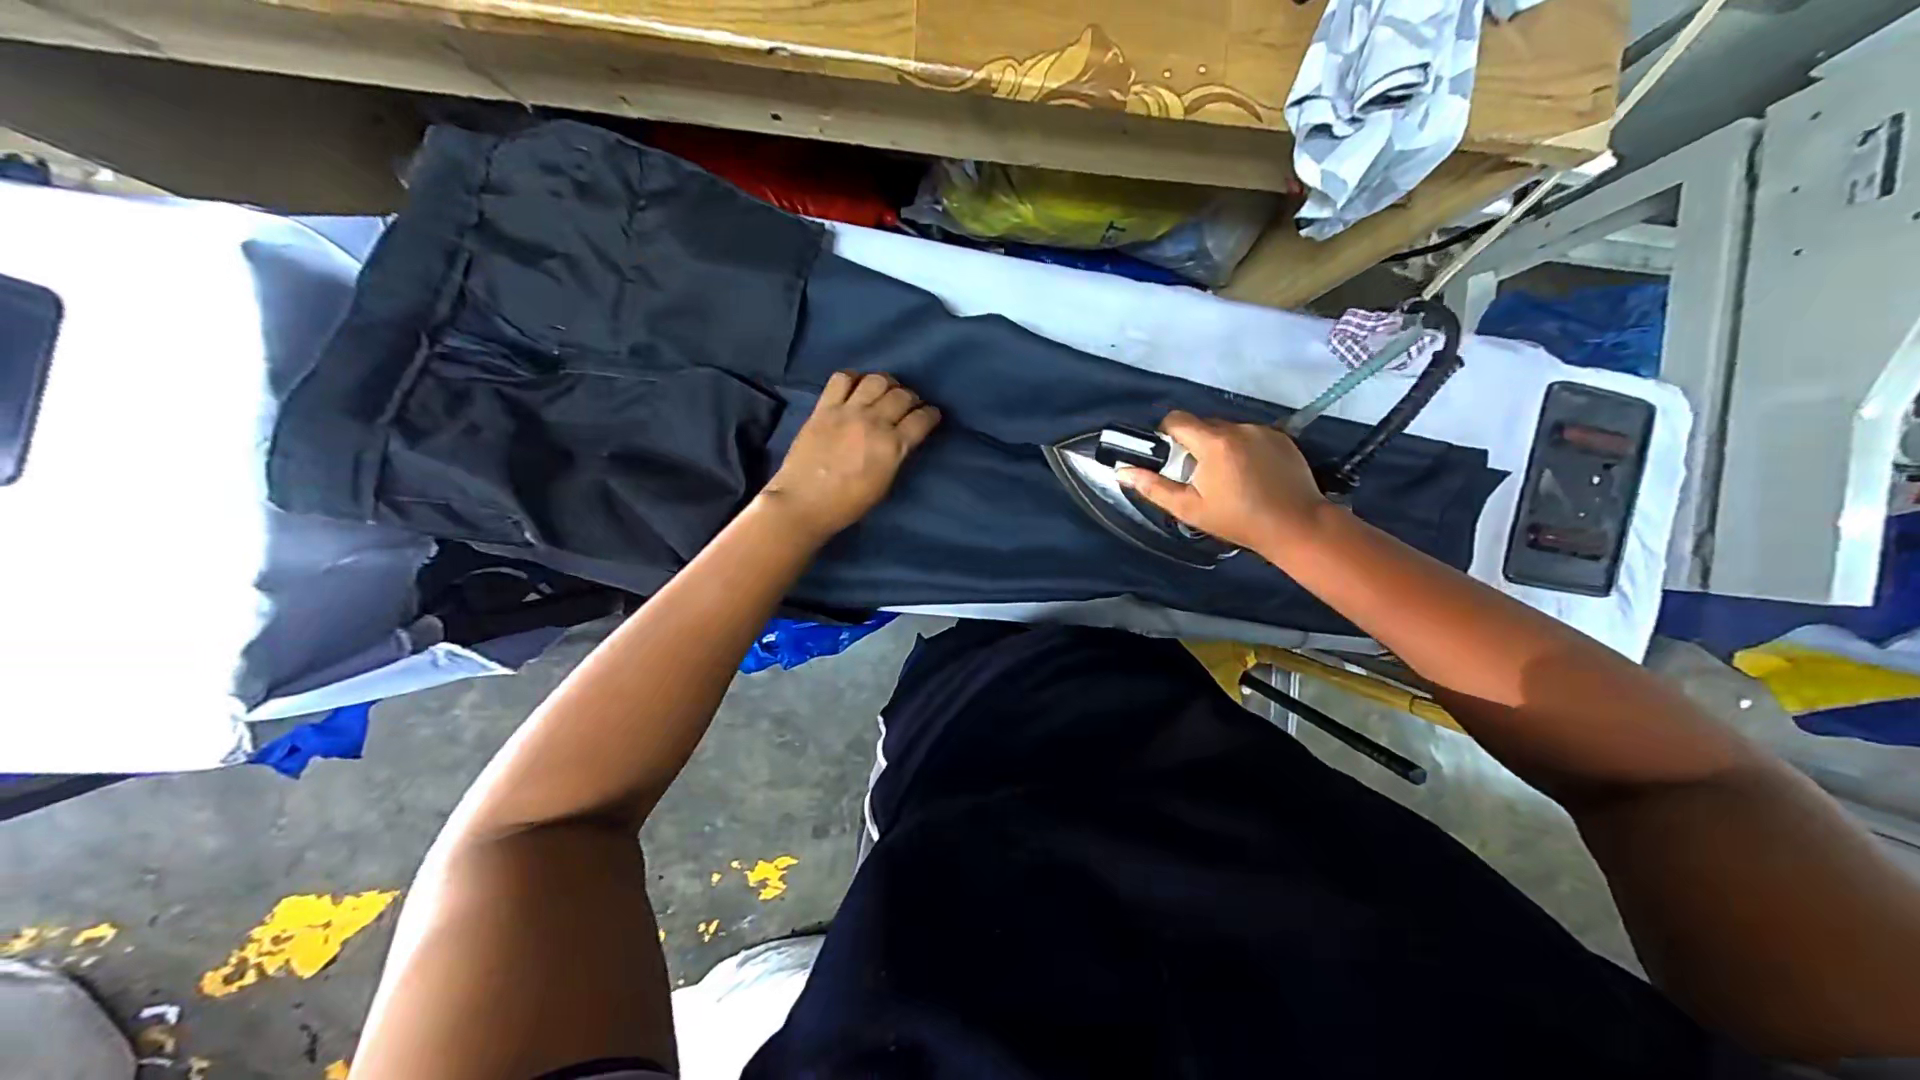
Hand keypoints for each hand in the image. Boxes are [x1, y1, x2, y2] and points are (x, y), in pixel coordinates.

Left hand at [761, 372, 941, 539]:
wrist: (803, 503)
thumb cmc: (847, 504)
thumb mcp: (884, 484)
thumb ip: (897, 456)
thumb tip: (903, 439)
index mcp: (893, 446)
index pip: (922, 418)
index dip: (931, 414)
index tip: (930, 415)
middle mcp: (874, 422)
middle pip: (903, 395)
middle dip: (911, 399)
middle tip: (907, 406)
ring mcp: (848, 412)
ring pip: (877, 380)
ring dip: (886, 384)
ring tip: (883, 393)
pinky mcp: (824, 408)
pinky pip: (842, 378)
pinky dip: (853, 378)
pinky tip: (855, 388)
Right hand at [1116, 410, 1330, 554]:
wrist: (1296, 525)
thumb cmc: (1238, 520)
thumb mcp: (1190, 508)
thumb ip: (1153, 487)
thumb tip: (1122, 471)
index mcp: (1213, 442)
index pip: (1177, 419)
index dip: (1166, 434)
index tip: (1169, 457)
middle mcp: (1238, 428)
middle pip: (1202, 424)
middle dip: (1193, 444)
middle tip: (1198, 475)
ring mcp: (1263, 430)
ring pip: (1227, 430)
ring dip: (1219, 446)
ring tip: (1228, 477)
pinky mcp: (1281, 437)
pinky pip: (1250, 435)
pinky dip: (1243, 449)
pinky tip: (1250, 474)